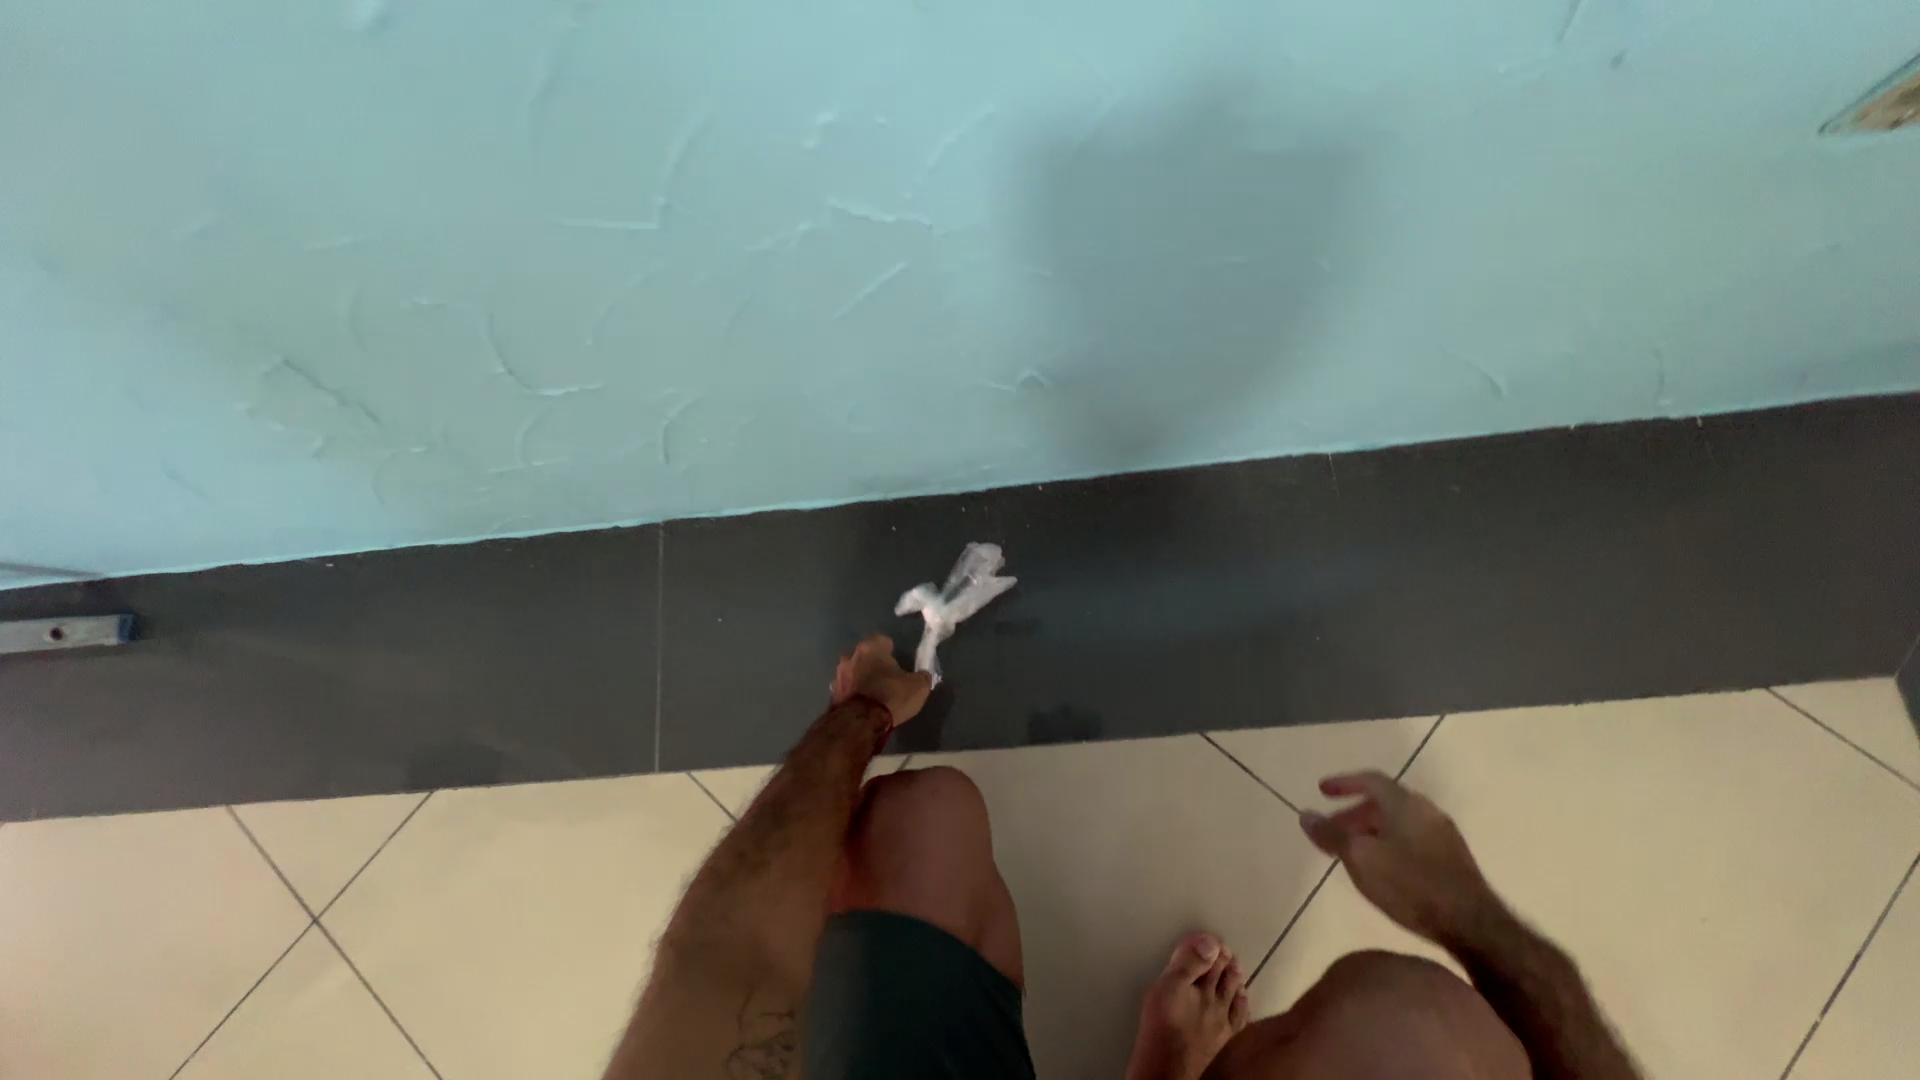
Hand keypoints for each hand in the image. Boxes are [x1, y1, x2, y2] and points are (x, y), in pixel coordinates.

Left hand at [830, 635, 932, 727]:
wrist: (860, 723)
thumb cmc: (891, 697)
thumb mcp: (918, 687)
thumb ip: (922, 676)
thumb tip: (922, 675)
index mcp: (871, 648)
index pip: (883, 640)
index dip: (892, 651)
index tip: (899, 662)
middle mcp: (851, 656)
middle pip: (865, 655)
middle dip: (874, 664)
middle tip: (887, 677)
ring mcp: (838, 675)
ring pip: (853, 672)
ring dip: (862, 678)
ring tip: (874, 694)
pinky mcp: (832, 694)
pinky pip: (847, 689)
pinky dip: (854, 694)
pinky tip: (864, 705)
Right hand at [1300, 771, 1502, 949]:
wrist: (1473, 927)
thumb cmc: (1410, 885)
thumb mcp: (1359, 858)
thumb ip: (1331, 834)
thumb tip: (1305, 814)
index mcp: (1404, 804)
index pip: (1370, 780)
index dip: (1343, 783)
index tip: (1321, 791)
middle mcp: (1427, 811)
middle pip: (1384, 801)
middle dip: (1354, 812)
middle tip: (1333, 827)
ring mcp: (1444, 836)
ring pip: (1399, 822)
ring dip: (1372, 829)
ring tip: (1353, 851)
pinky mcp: (1454, 860)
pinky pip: (1413, 838)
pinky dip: (1390, 842)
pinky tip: (1382, 868)